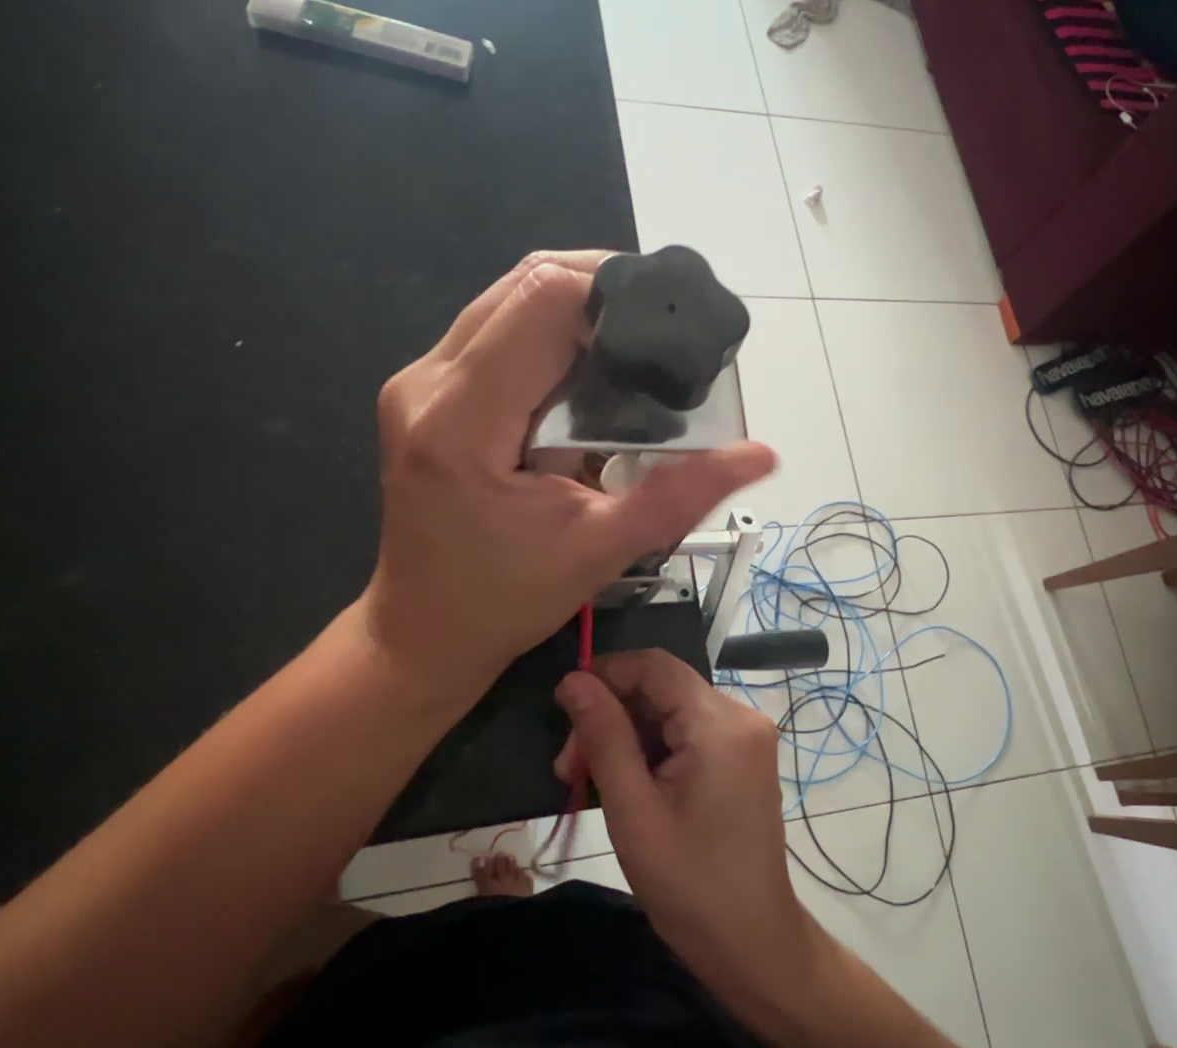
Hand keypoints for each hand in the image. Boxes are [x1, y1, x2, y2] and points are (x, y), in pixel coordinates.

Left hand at [356, 252, 774, 698]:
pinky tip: (584, 381)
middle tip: (656, 343)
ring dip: (573, 317)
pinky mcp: (424, 394)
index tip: (664, 332)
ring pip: (506, 301)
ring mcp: (416, 384)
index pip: (541, 300)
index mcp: (461, 420)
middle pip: (522, 284)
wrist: (423, 633)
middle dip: (599, 298)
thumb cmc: (503, 602)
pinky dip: (546, 340)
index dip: (611, 294)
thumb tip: (760, 454)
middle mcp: (426, 384)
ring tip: (628, 360)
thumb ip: (679, 495)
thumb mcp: (599, 550)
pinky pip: (493, 333)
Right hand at [553, 650, 811, 993]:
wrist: (750, 941)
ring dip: (625, 737)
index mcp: (721, 724)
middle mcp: (741, 717)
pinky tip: (623, 785)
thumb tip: (573, 679)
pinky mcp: (741, 758)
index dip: (604, 674)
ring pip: (669, 712)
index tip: (561, 707)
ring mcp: (745, 738)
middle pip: (661, 690)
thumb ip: (603, 737)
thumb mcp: (633, 810)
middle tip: (568, 767)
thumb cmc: (689, 883)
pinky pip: (686, 734)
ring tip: (586, 781)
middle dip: (610, 717)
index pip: (654, 666)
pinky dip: (650, 751)